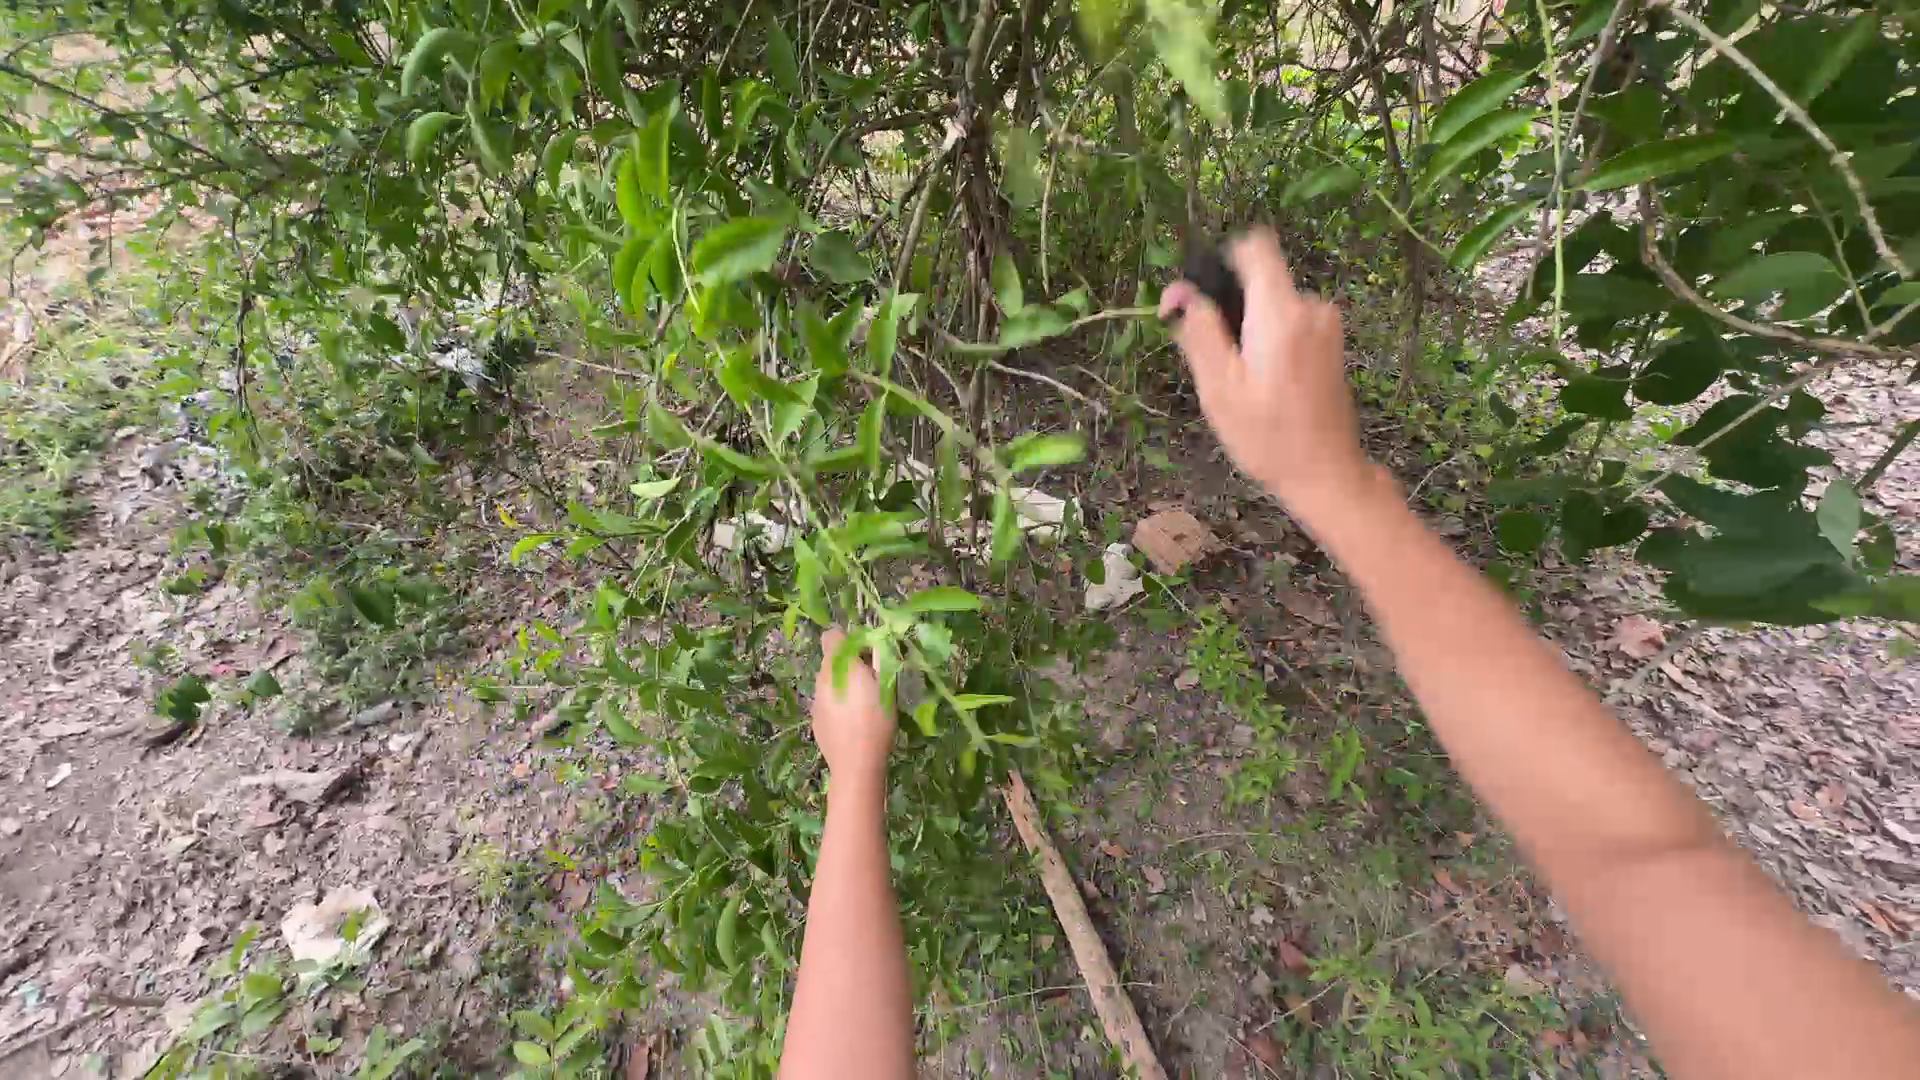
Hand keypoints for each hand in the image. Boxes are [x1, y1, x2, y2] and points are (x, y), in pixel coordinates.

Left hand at [811, 628, 894, 790]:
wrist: (855, 763)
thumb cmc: (876, 720)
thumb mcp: (886, 686)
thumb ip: (881, 658)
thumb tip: (879, 639)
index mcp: (839, 665)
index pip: (832, 636)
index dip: (850, 641)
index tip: (868, 656)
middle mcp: (821, 678)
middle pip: (833, 660)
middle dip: (851, 664)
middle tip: (872, 682)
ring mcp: (816, 700)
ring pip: (830, 681)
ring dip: (845, 684)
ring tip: (864, 705)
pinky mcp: (815, 719)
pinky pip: (828, 701)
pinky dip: (839, 704)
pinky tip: (853, 722)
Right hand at [1159, 228, 1373, 516]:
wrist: (1324, 471)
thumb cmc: (1265, 437)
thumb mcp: (1219, 389)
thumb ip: (1199, 333)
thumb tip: (1180, 291)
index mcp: (1281, 313)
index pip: (1254, 249)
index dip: (1219, 264)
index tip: (1197, 300)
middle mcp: (1310, 307)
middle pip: (1256, 282)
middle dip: (1225, 311)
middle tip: (1211, 363)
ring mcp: (1325, 324)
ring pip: (1268, 306)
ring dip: (1243, 332)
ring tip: (1236, 381)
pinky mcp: (1329, 341)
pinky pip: (1285, 324)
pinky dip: (1263, 342)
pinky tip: (1258, 384)